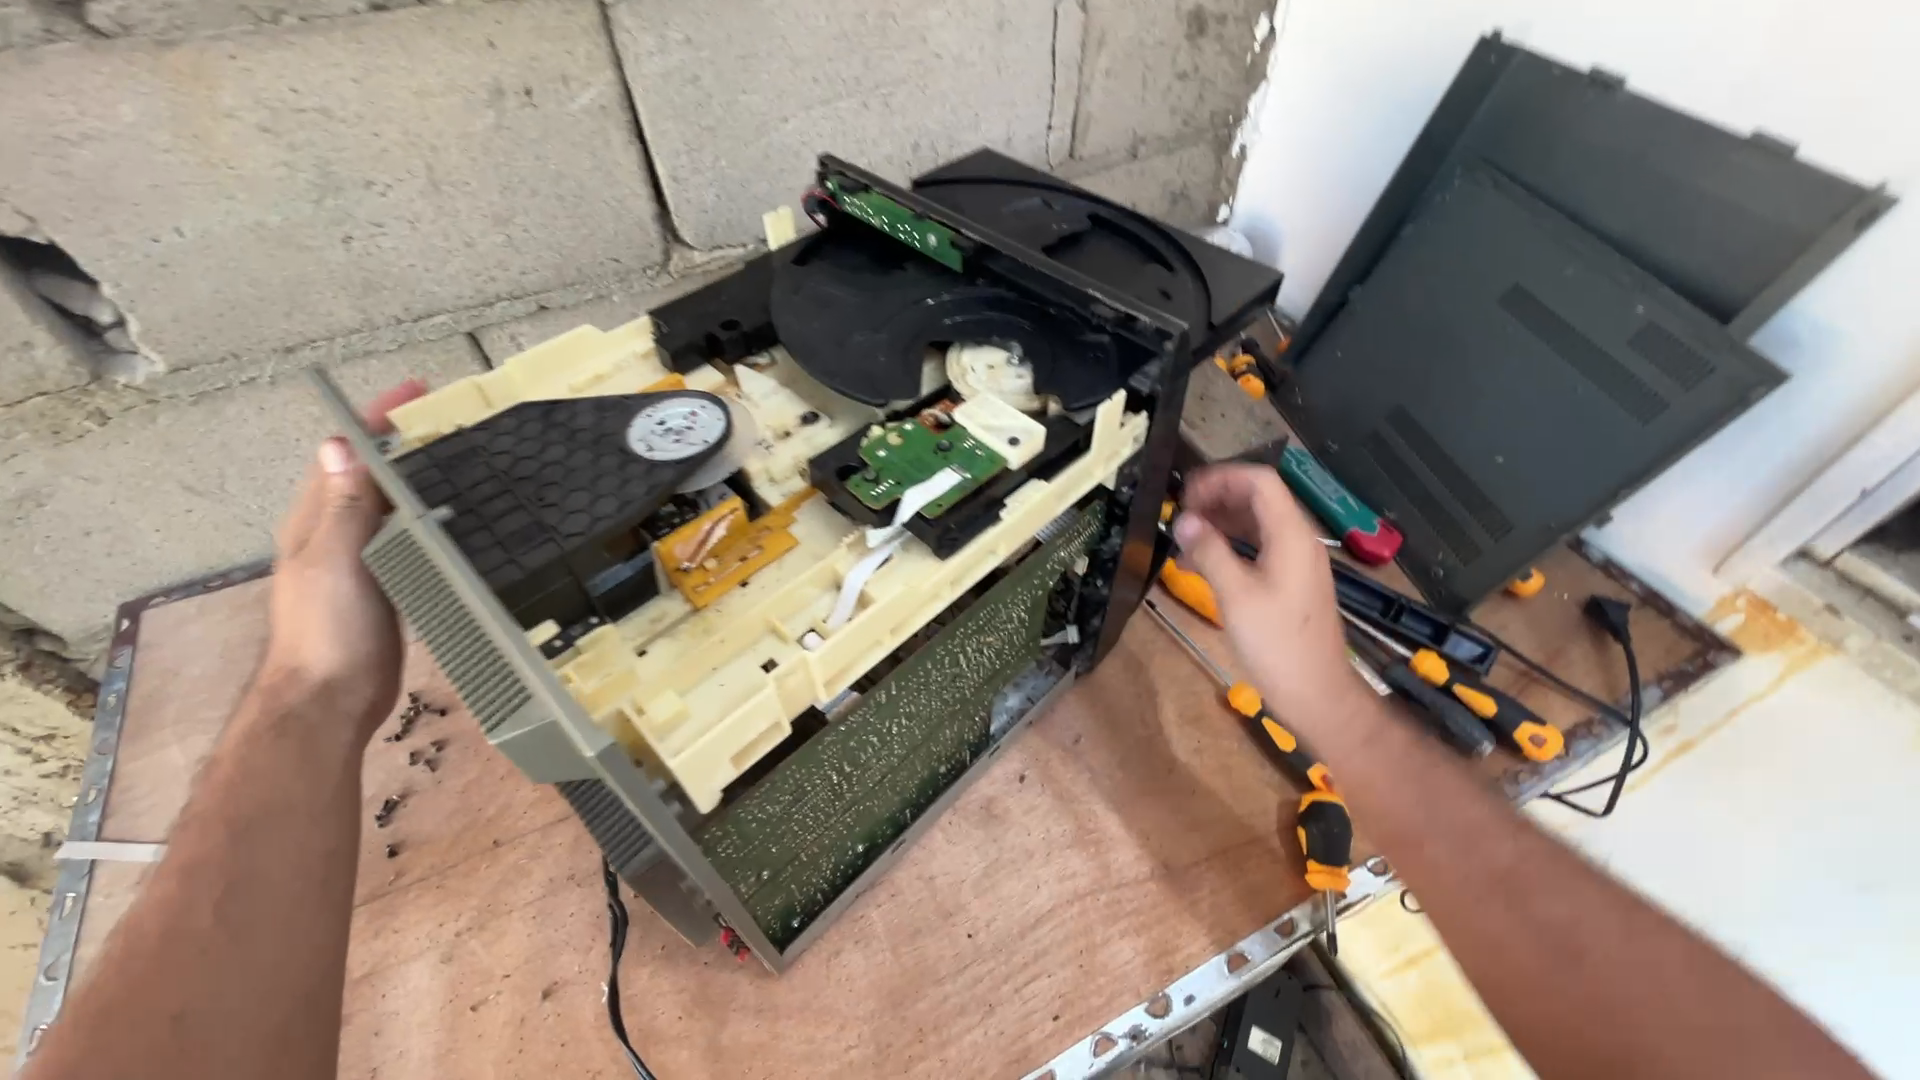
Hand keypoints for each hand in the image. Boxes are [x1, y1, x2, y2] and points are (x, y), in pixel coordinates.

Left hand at [257, 381, 426, 742]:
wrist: (332, 697)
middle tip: (453, 422)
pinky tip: (459, 520)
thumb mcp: (333, 562)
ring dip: (420, 477)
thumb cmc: (327, 630)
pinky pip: (410, 537)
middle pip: (371, 474)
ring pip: (393, 505)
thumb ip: (341, 507)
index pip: (346, 455)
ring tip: (465, 459)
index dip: (375, 419)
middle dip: (404, 441)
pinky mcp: (388, 584)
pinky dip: (431, 517)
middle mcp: (336, 532)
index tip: (416, 391)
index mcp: (317, 520)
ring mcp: (362, 559)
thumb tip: (339, 445)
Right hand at [1171, 464, 1369, 732]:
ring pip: (1256, 524)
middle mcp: (1297, 541)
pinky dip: (1229, 547)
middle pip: (1258, 499)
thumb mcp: (1236, 596)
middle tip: (1180, 516)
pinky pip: (1258, 549)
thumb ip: (1209, 552)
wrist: (1316, 693)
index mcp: (1290, 536)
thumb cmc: (1277, 644)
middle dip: (1216, 500)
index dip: (1221, 478)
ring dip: (1219, 524)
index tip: (1186, 494)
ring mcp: (1295, 562)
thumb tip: (1183, 520)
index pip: (1259, 481)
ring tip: (1184, 540)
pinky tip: (1200, 565)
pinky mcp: (1289, 583)